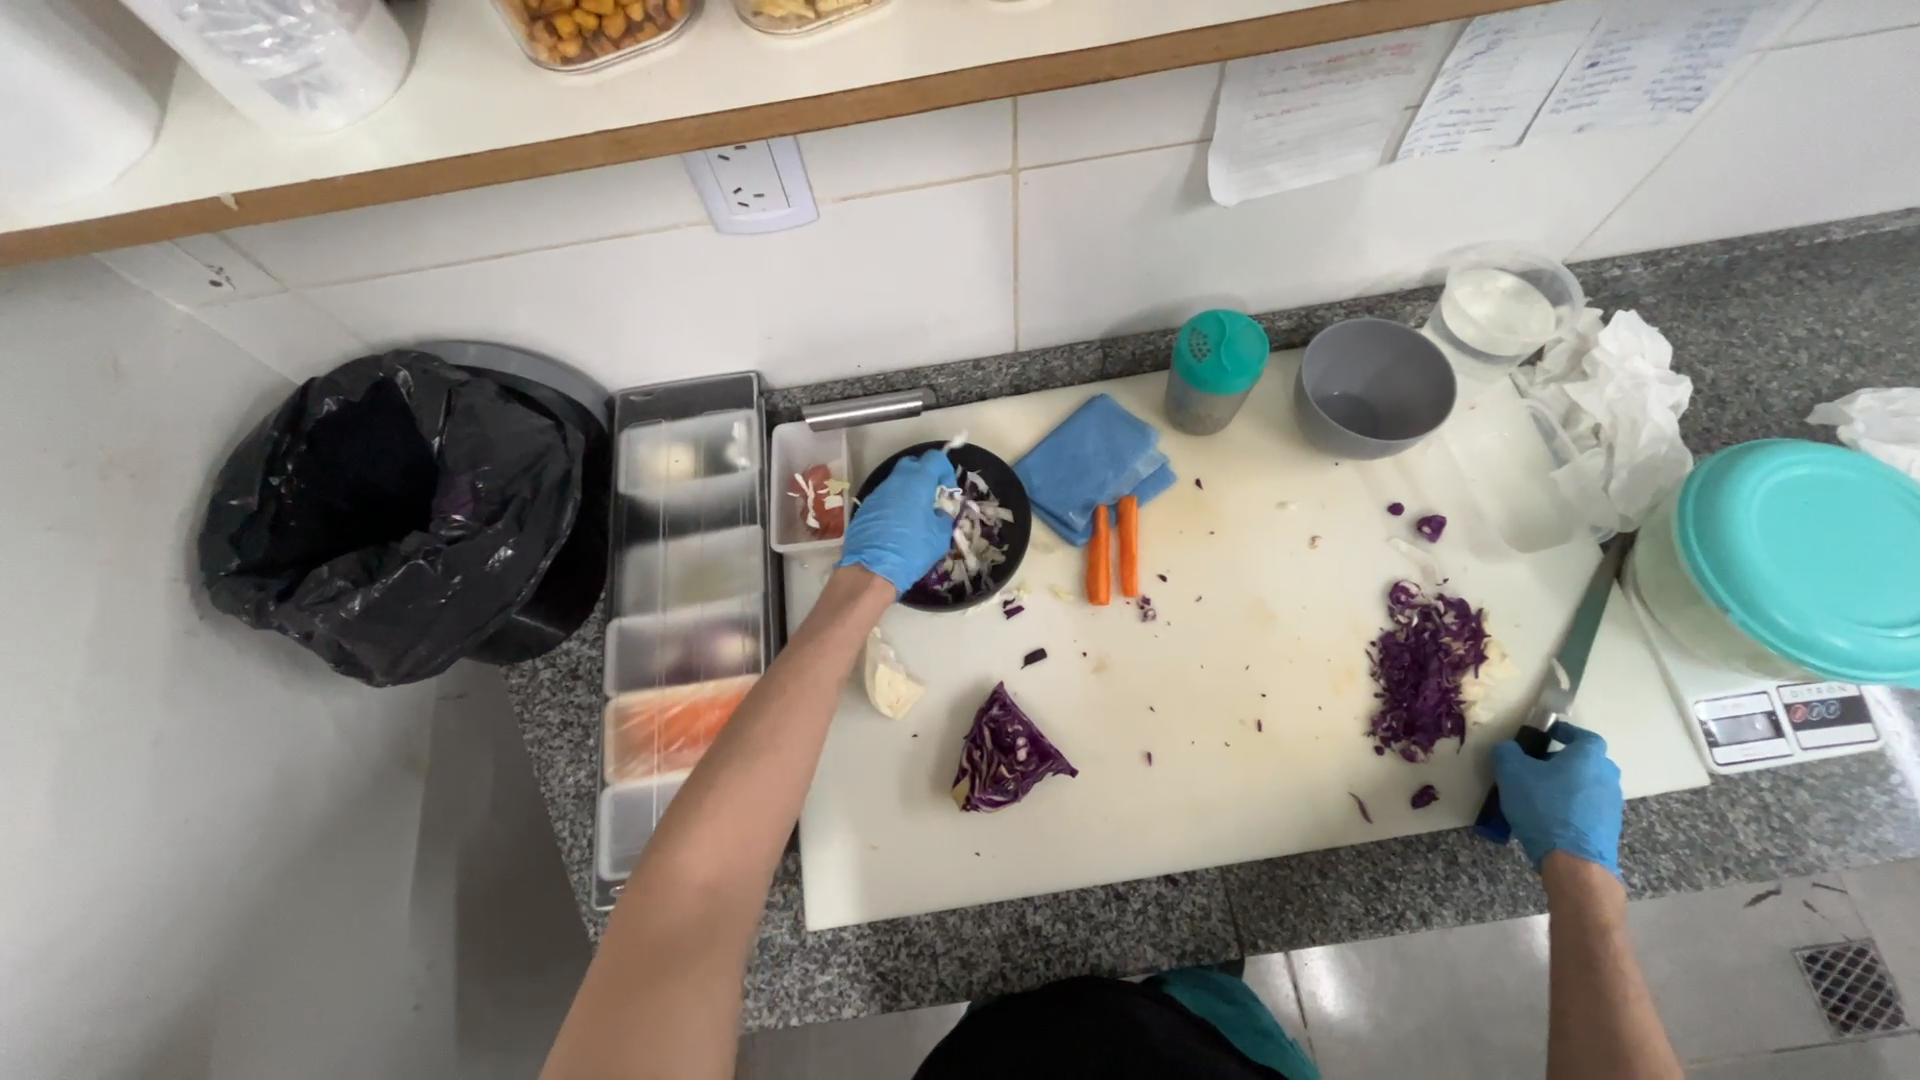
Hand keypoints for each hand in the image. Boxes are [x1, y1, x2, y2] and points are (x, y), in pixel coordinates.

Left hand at [838, 449, 957, 593]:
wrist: (872, 570)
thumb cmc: (912, 550)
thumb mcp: (940, 536)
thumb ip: (943, 516)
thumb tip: (939, 512)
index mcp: (917, 482)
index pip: (934, 458)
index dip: (945, 471)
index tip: (947, 491)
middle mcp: (895, 481)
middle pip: (912, 464)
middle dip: (924, 475)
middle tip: (931, 497)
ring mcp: (877, 494)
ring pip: (896, 482)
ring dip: (907, 491)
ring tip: (914, 515)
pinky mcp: (865, 508)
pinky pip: (884, 498)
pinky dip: (893, 504)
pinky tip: (896, 526)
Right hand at [1492, 722, 1623, 876]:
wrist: (1573, 860)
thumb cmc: (1543, 806)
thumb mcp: (1511, 772)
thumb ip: (1507, 752)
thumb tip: (1510, 748)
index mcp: (1589, 758)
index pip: (1584, 736)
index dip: (1566, 733)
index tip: (1548, 734)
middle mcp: (1606, 777)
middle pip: (1587, 762)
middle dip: (1563, 761)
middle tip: (1537, 766)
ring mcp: (1611, 805)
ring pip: (1587, 785)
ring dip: (1567, 785)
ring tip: (1539, 794)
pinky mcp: (1608, 828)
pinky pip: (1587, 807)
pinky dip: (1571, 806)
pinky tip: (1549, 816)